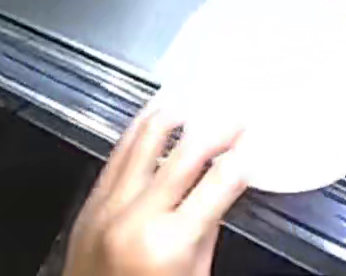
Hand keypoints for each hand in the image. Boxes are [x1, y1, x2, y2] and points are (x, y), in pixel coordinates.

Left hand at [65, 106, 247, 275]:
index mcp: (168, 245)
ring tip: (198, 100)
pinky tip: (158, 110)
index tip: (255, 140)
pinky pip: (120, 149)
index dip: (241, 157)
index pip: (217, 183)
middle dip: (219, 130)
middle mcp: (136, 217)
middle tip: (238, 116)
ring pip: (148, 136)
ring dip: (177, 112)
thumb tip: (223, 180)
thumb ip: (206, 228)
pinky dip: (143, 125)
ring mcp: (108, 205)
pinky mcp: (90, 200)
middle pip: (187, 152)